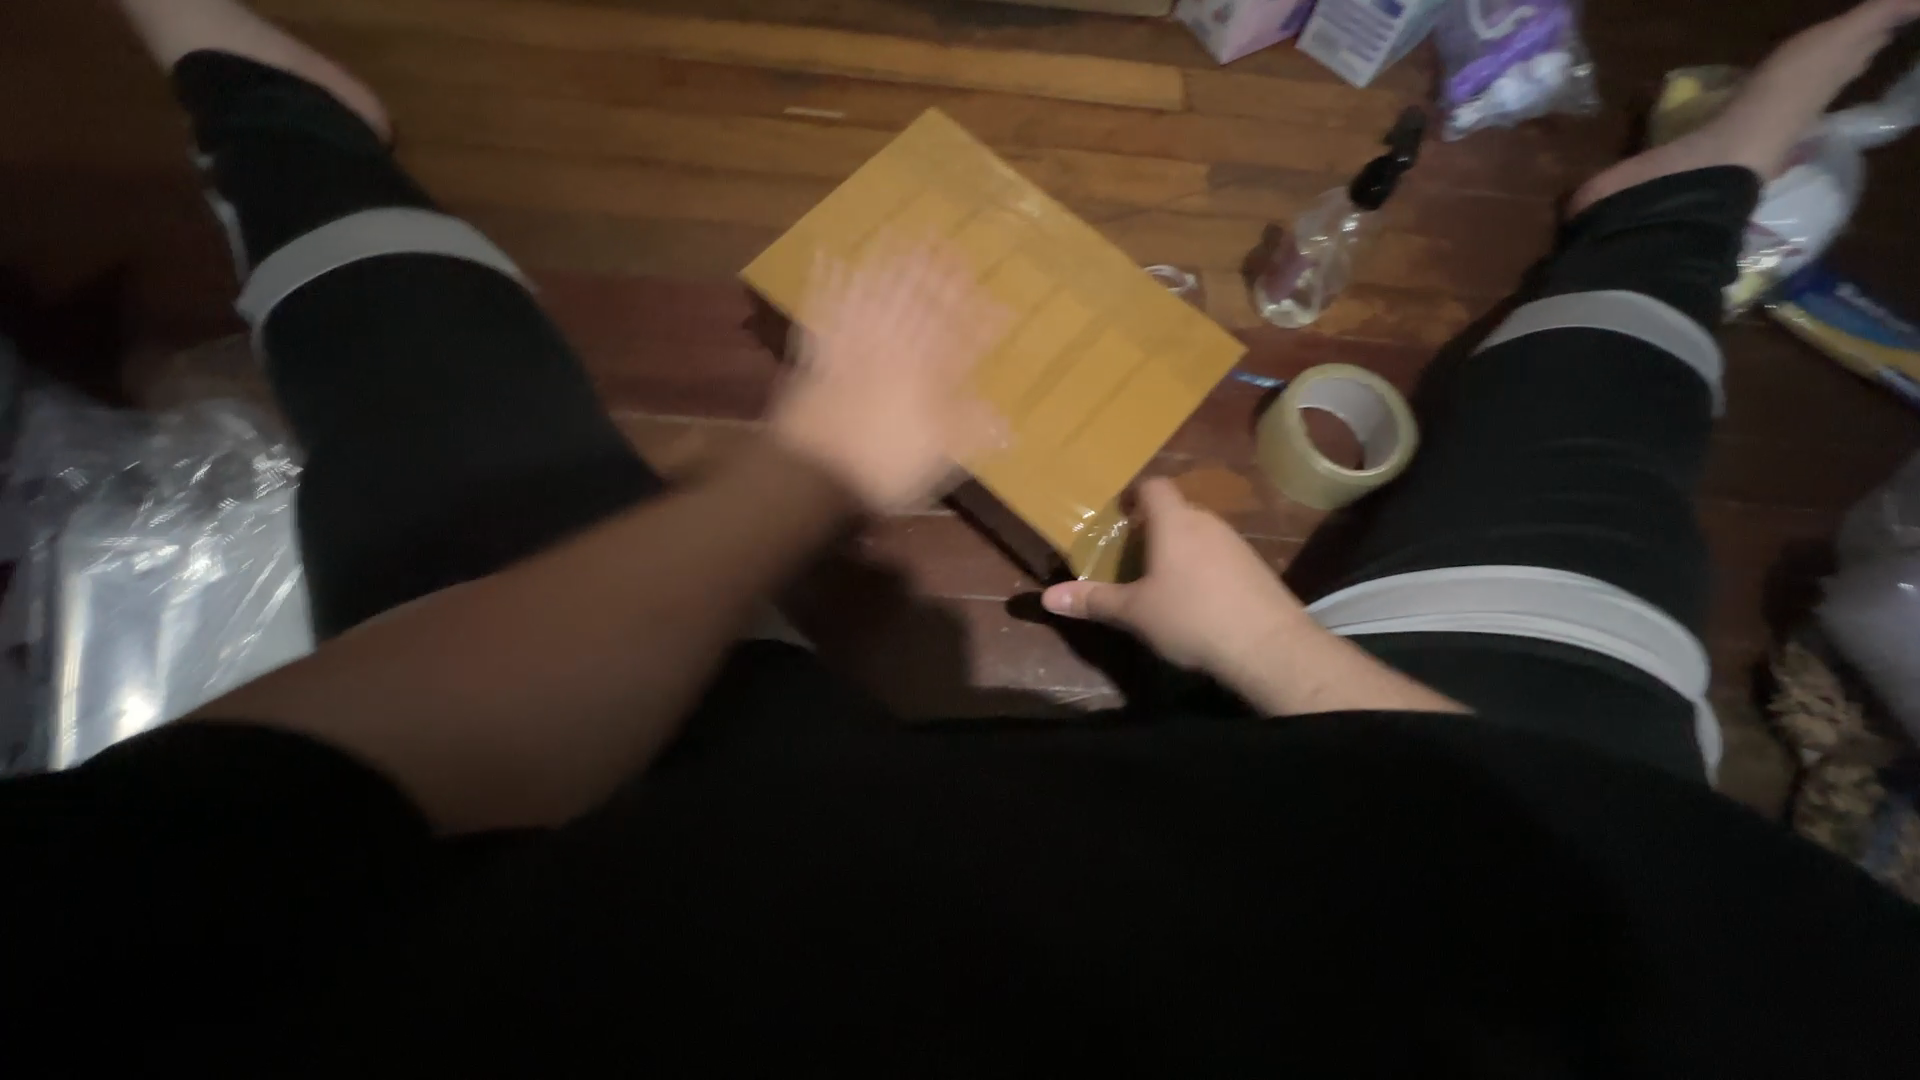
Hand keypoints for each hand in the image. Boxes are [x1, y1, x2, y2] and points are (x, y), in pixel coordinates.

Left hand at [770, 239, 1008, 513]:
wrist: (813, 473)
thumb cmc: (881, 469)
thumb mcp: (935, 458)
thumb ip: (970, 433)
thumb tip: (1008, 427)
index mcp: (925, 377)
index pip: (961, 340)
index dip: (981, 321)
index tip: (999, 304)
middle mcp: (892, 351)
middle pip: (918, 305)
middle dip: (937, 274)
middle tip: (951, 244)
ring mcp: (853, 346)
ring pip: (875, 295)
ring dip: (888, 263)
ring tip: (901, 231)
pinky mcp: (818, 352)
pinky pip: (824, 308)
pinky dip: (828, 280)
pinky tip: (828, 254)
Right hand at [1041, 478, 1308, 677]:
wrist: (1269, 646)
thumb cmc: (1191, 616)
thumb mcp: (1134, 612)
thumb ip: (1093, 600)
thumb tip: (1047, 598)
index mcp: (1174, 522)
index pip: (1153, 486)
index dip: (1134, 493)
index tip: (1118, 512)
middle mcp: (1207, 522)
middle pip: (1176, 509)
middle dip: (1152, 526)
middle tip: (1129, 551)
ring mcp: (1236, 543)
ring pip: (1199, 533)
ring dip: (1178, 546)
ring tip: (1159, 577)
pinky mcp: (1255, 567)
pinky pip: (1219, 554)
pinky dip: (1202, 565)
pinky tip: (1196, 598)